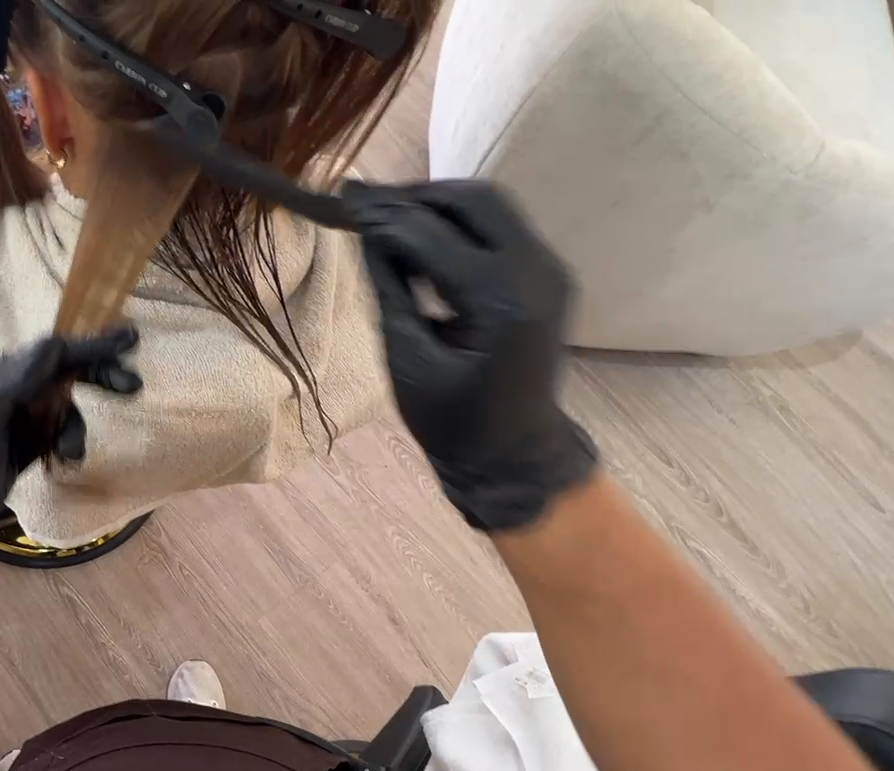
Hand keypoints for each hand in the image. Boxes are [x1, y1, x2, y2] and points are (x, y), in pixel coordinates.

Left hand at [0, 328, 142, 582]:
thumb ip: (22, 376)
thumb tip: (56, 341)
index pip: (49, 352)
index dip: (88, 345)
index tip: (128, 341)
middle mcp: (7, 392)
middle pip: (60, 375)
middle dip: (94, 379)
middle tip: (131, 387)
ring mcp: (14, 423)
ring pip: (61, 410)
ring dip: (74, 427)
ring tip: (71, 452)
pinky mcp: (21, 451)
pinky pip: (54, 437)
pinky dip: (65, 445)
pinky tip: (66, 462)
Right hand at [357, 181, 597, 530]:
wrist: (512, 451)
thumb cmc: (451, 422)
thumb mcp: (406, 361)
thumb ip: (390, 292)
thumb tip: (367, 237)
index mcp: (500, 300)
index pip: (432, 235)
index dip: (383, 215)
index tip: (343, 197)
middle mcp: (537, 270)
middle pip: (473, 201)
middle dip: (415, 195)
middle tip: (365, 200)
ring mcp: (550, 268)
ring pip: (490, 207)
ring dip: (437, 205)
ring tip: (387, 214)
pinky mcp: (547, 274)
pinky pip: (500, 229)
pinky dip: (457, 224)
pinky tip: (422, 238)